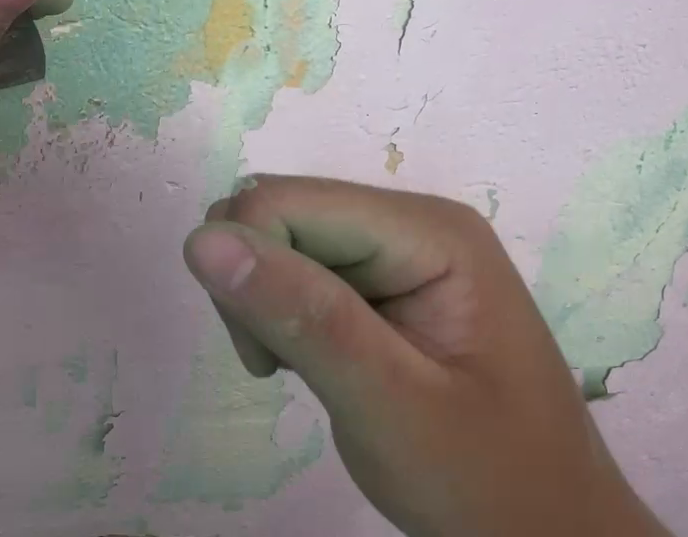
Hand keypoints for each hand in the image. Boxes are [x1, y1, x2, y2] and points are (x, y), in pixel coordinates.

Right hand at [183, 175, 671, 536]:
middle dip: (250, 285)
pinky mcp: (371, 278)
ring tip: (293, 367)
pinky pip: (287, 266)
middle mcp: (405, 221)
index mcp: (426, 230)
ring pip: (269, 237)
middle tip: (277, 363)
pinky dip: (271, 311)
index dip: (248, 267)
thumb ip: (302, 317)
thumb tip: (200, 239)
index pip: (280, 204)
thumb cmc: (487, 483)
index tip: (263, 356)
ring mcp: (389, 248)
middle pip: (271, 213)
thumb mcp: (390, 407)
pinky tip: (303, 357)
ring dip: (256, 301)